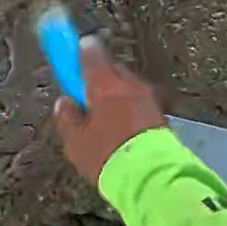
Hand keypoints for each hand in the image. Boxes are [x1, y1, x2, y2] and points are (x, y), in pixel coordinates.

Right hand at [52, 42, 166, 183]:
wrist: (151, 176)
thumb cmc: (108, 155)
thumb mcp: (76, 141)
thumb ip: (67, 118)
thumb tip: (65, 103)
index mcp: (105, 84)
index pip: (91, 55)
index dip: (79, 52)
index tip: (72, 50)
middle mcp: (130, 85)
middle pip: (112, 71)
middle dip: (100, 79)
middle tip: (87, 97)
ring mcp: (149, 99)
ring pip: (128, 88)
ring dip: (116, 96)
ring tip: (105, 121)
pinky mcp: (161, 115)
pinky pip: (139, 105)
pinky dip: (130, 111)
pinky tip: (122, 131)